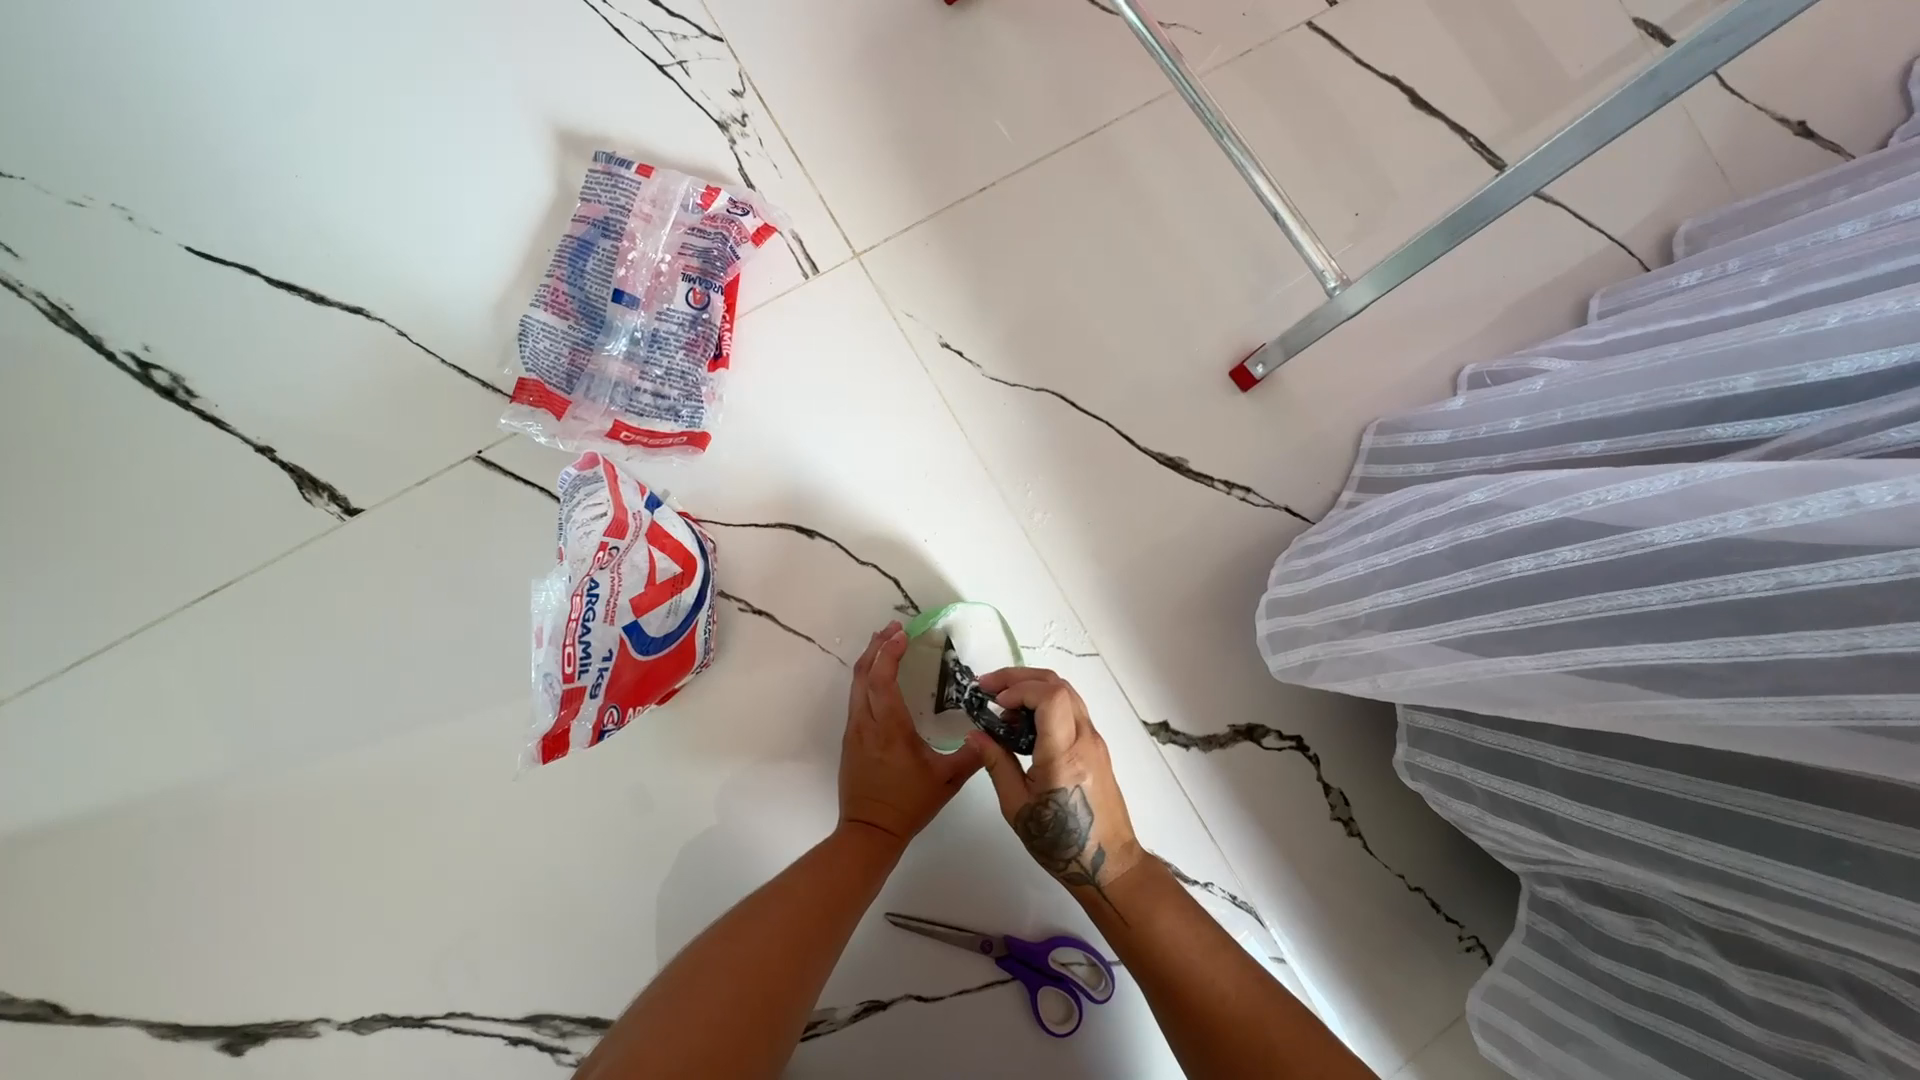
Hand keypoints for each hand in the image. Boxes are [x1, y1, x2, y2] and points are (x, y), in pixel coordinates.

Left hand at [838, 622, 984, 851]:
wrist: (869, 832)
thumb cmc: (909, 805)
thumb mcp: (948, 780)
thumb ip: (971, 754)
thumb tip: (989, 733)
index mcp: (889, 729)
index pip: (882, 679)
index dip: (890, 652)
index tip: (902, 633)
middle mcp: (866, 724)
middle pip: (863, 674)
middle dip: (876, 647)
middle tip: (894, 628)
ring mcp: (854, 731)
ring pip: (855, 685)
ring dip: (869, 661)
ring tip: (885, 644)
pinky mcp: (850, 740)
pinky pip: (856, 699)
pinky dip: (867, 679)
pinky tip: (880, 678)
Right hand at [969, 668, 1146, 916]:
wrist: (1109, 864)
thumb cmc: (1059, 842)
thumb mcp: (1017, 807)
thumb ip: (996, 764)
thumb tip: (974, 734)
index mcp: (1064, 754)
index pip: (1050, 696)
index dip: (1018, 688)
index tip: (994, 703)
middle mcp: (1084, 739)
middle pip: (1058, 684)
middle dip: (1020, 678)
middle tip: (988, 688)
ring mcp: (1095, 741)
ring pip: (1067, 693)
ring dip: (1034, 687)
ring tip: (1002, 704)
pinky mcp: (1097, 748)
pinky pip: (1071, 710)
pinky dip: (1046, 703)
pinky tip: (1024, 723)